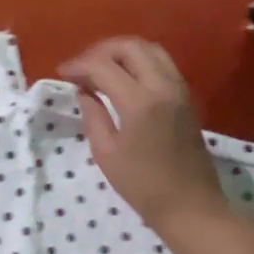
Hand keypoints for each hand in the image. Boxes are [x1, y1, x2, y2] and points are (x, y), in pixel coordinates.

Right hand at [60, 37, 224, 229]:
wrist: (191, 207)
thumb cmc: (143, 186)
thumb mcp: (106, 153)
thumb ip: (92, 115)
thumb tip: (84, 91)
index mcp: (140, 102)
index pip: (103, 66)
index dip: (78, 65)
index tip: (62, 74)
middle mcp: (163, 86)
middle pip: (130, 47)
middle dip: (100, 51)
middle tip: (82, 67)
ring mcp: (179, 90)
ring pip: (150, 49)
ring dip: (122, 52)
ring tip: (101, 68)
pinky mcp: (186, 97)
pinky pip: (161, 63)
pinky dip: (139, 61)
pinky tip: (123, 79)